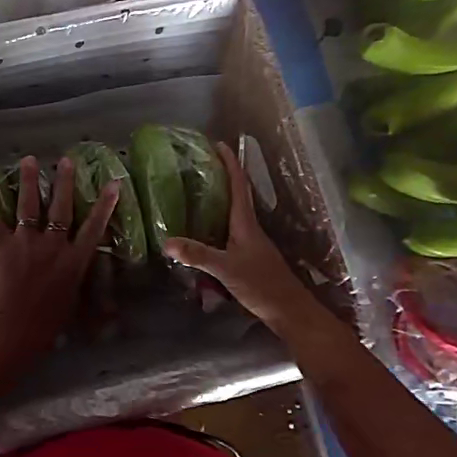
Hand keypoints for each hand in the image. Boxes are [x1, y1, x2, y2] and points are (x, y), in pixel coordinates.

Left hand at [0, 155, 119, 362]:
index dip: (105, 204)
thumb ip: (88, 302)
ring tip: (28, 160)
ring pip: (28, 205)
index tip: (113, 183)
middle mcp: (53, 245)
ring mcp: (26, 243)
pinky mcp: (1, 246)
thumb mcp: (74, 309)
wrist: (13, 330)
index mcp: (74, 261)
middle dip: (63, 181)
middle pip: (60, 207)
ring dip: (27, 181)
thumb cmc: (46, 327)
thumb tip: (112, 315)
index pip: (94, 227)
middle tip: (65, 160)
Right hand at [163, 139, 311, 324]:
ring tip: (195, 192)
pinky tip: (200, 229)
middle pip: (236, 196)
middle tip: (200, 165)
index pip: (238, 187)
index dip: (230, 164)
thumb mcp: (226, 269)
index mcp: (246, 225)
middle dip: (221, 177)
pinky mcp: (247, 257)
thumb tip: (166, 241)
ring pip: (231, 214)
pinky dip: (214, 223)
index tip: (219, 145)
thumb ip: (197, 254)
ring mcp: (250, 243)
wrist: (289, 311)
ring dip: (218, 200)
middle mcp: (249, 229)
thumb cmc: (261, 285)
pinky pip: (227, 231)